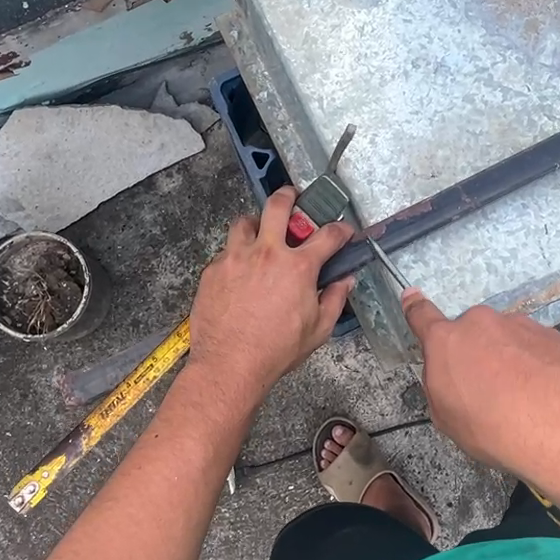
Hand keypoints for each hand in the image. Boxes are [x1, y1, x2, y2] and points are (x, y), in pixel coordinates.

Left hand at [184, 188, 355, 412]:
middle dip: (289, 195)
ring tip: (258, 233)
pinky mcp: (213, 270)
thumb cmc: (275, 350)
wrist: (230, 364)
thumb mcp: (318, 329)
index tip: (343, 230)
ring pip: (244, 222)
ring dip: (255, 223)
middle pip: (278, 206)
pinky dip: (235, 255)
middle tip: (292, 196)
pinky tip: (239, 272)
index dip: (341, 229)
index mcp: (298, 267)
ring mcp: (236, 258)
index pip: (328, 235)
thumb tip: (345, 281)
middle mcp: (267, 253)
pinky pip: (226, 251)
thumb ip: (335, 299)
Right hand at [401, 289, 559, 480]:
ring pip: (506, 339)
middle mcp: (481, 323)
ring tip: (523, 397)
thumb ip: (440, 385)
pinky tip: (545, 393)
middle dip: (476, 353)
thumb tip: (450, 373)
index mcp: (447, 341)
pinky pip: (534, 347)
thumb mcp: (446, 417)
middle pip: (472, 334)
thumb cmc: (492, 427)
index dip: (416, 307)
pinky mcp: (552, 335)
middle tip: (488, 389)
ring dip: (508, 359)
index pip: (423, 317)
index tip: (413, 296)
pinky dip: (536, 364)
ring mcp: (519, 325)